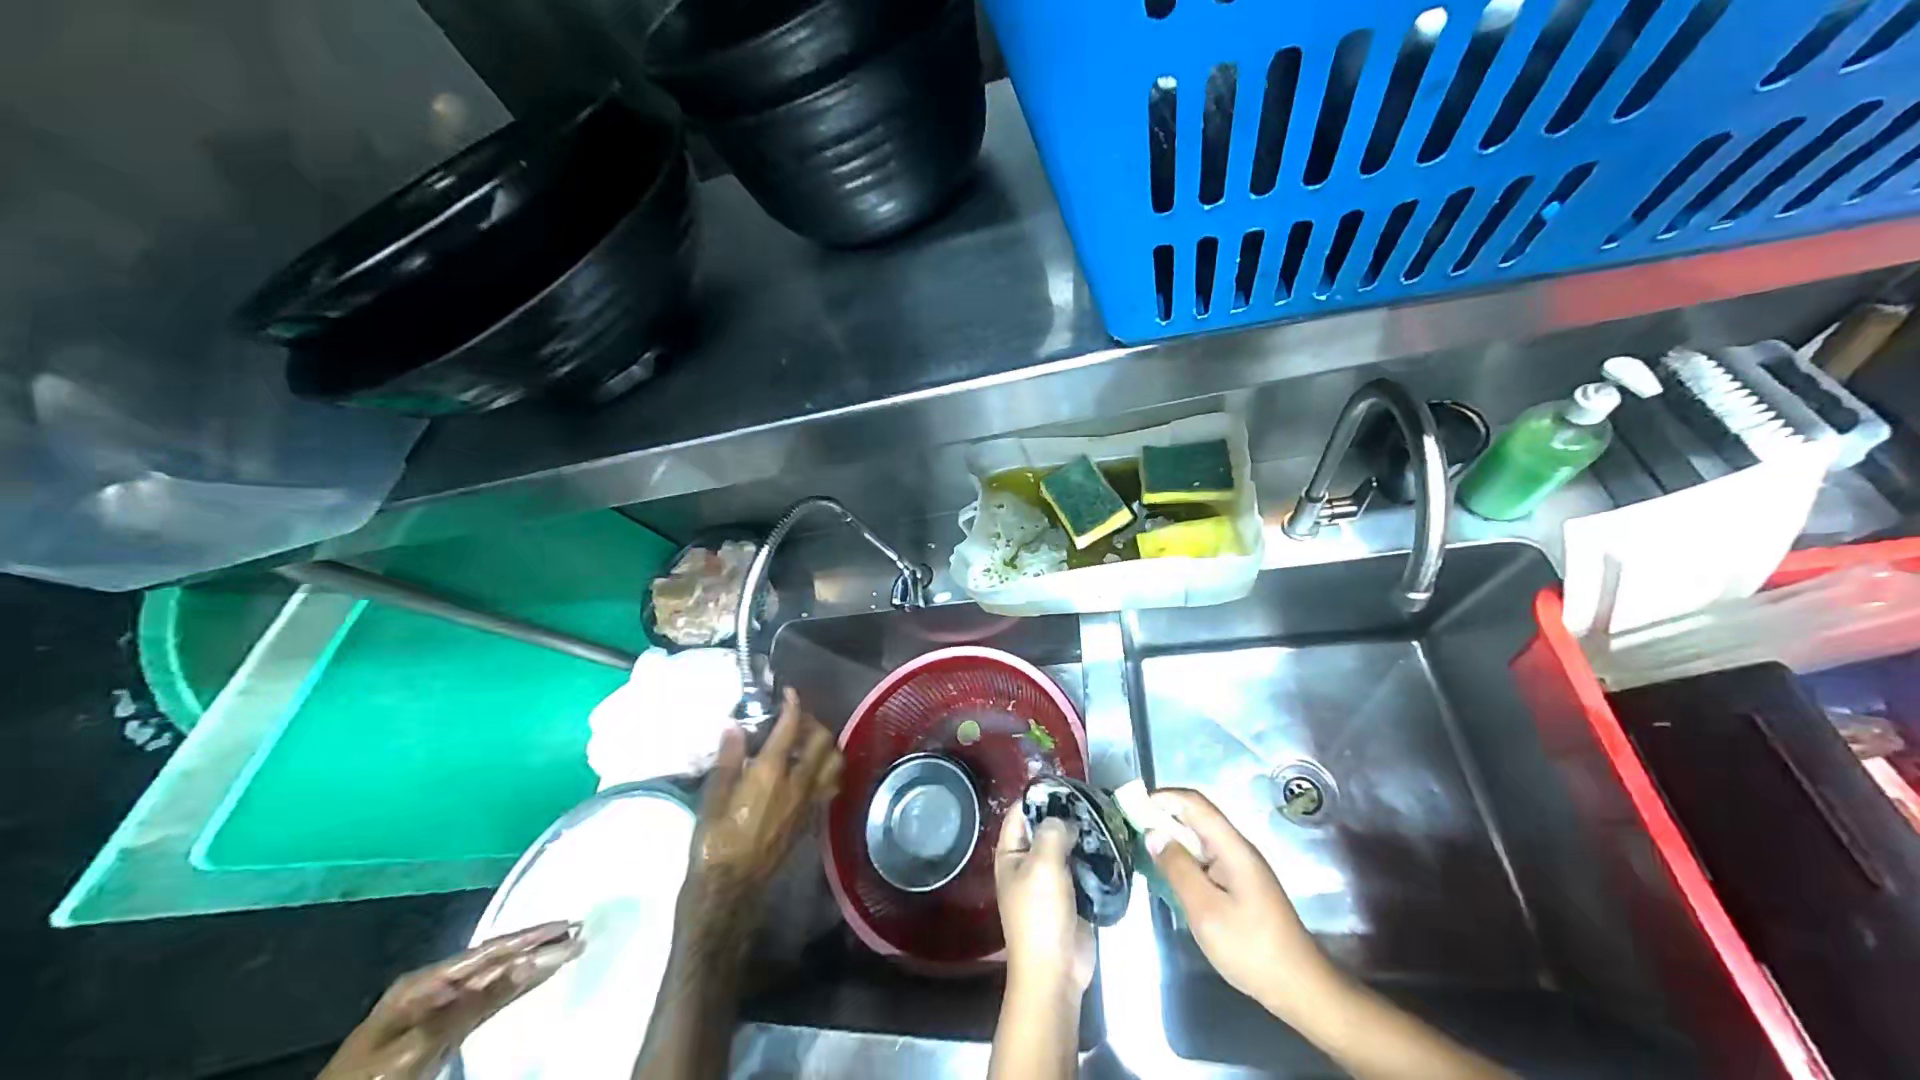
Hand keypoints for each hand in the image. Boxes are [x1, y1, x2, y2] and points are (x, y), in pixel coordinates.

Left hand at [317, 922, 581, 1079]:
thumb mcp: (421, 1043)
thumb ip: (475, 1003)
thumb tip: (530, 959)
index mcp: (423, 983)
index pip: (489, 952)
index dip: (531, 937)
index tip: (570, 926)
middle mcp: (431, 990)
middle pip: (493, 962)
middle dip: (535, 946)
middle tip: (579, 932)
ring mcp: (432, 1013)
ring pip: (492, 981)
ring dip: (528, 966)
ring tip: (565, 951)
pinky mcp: (436, 1036)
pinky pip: (483, 1003)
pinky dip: (511, 989)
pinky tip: (528, 982)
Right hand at [690, 687, 840, 907]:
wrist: (730, 886)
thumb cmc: (714, 840)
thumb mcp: (712, 797)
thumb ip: (727, 758)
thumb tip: (733, 725)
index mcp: (771, 773)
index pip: (791, 728)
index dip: (793, 705)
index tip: (788, 694)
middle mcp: (798, 782)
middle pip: (823, 740)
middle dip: (813, 722)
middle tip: (794, 720)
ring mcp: (809, 801)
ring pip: (835, 762)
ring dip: (826, 745)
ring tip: (807, 742)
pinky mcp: (811, 817)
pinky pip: (831, 784)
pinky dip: (828, 769)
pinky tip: (810, 770)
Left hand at [994, 812, 1094, 995]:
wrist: (1055, 970)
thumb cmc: (1040, 914)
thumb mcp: (1042, 864)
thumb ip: (1051, 832)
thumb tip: (1064, 818)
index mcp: (1010, 853)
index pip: (1020, 812)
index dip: (1039, 795)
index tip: (1066, 782)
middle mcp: (1027, 862)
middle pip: (1045, 827)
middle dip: (1066, 813)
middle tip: (1093, 797)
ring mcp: (1050, 879)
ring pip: (1066, 847)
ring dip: (1082, 835)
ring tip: (1105, 815)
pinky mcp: (1072, 894)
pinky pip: (1081, 867)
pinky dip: (1093, 856)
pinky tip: (1110, 842)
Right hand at [1145, 788, 1337, 1012]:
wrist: (1300, 988)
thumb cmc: (1251, 948)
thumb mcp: (1206, 910)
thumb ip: (1178, 869)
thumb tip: (1153, 833)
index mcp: (1233, 848)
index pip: (1195, 803)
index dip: (1164, 797)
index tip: (1134, 805)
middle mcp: (1238, 850)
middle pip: (1198, 818)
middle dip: (1164, 816)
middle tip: (1132, 829)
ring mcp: (1241, 868)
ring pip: (1201, 840)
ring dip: (1173, 838)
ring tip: (1145, 850)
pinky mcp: (1241, 886)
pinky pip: (1207, 859)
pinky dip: (1185, 858)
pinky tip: (1171, 875)